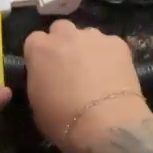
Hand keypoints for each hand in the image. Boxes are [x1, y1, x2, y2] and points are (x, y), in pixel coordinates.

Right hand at [22, 20, 152, 152]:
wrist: (104, 123)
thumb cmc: (62, 120)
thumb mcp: (36, 103)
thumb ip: (39, 80)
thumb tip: (46, 78)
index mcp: (39, 49)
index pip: (34, 41)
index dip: (40, 56)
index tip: (44, 70)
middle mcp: (65, 35)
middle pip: (61, 30)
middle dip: (63, 43)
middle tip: (68, 67)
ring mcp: (93, 36)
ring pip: (87, 36)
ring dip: (87, 49)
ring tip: (95, 72)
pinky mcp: (118, 43)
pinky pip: (109, 45)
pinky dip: (109, 56)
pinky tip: (113, 75)